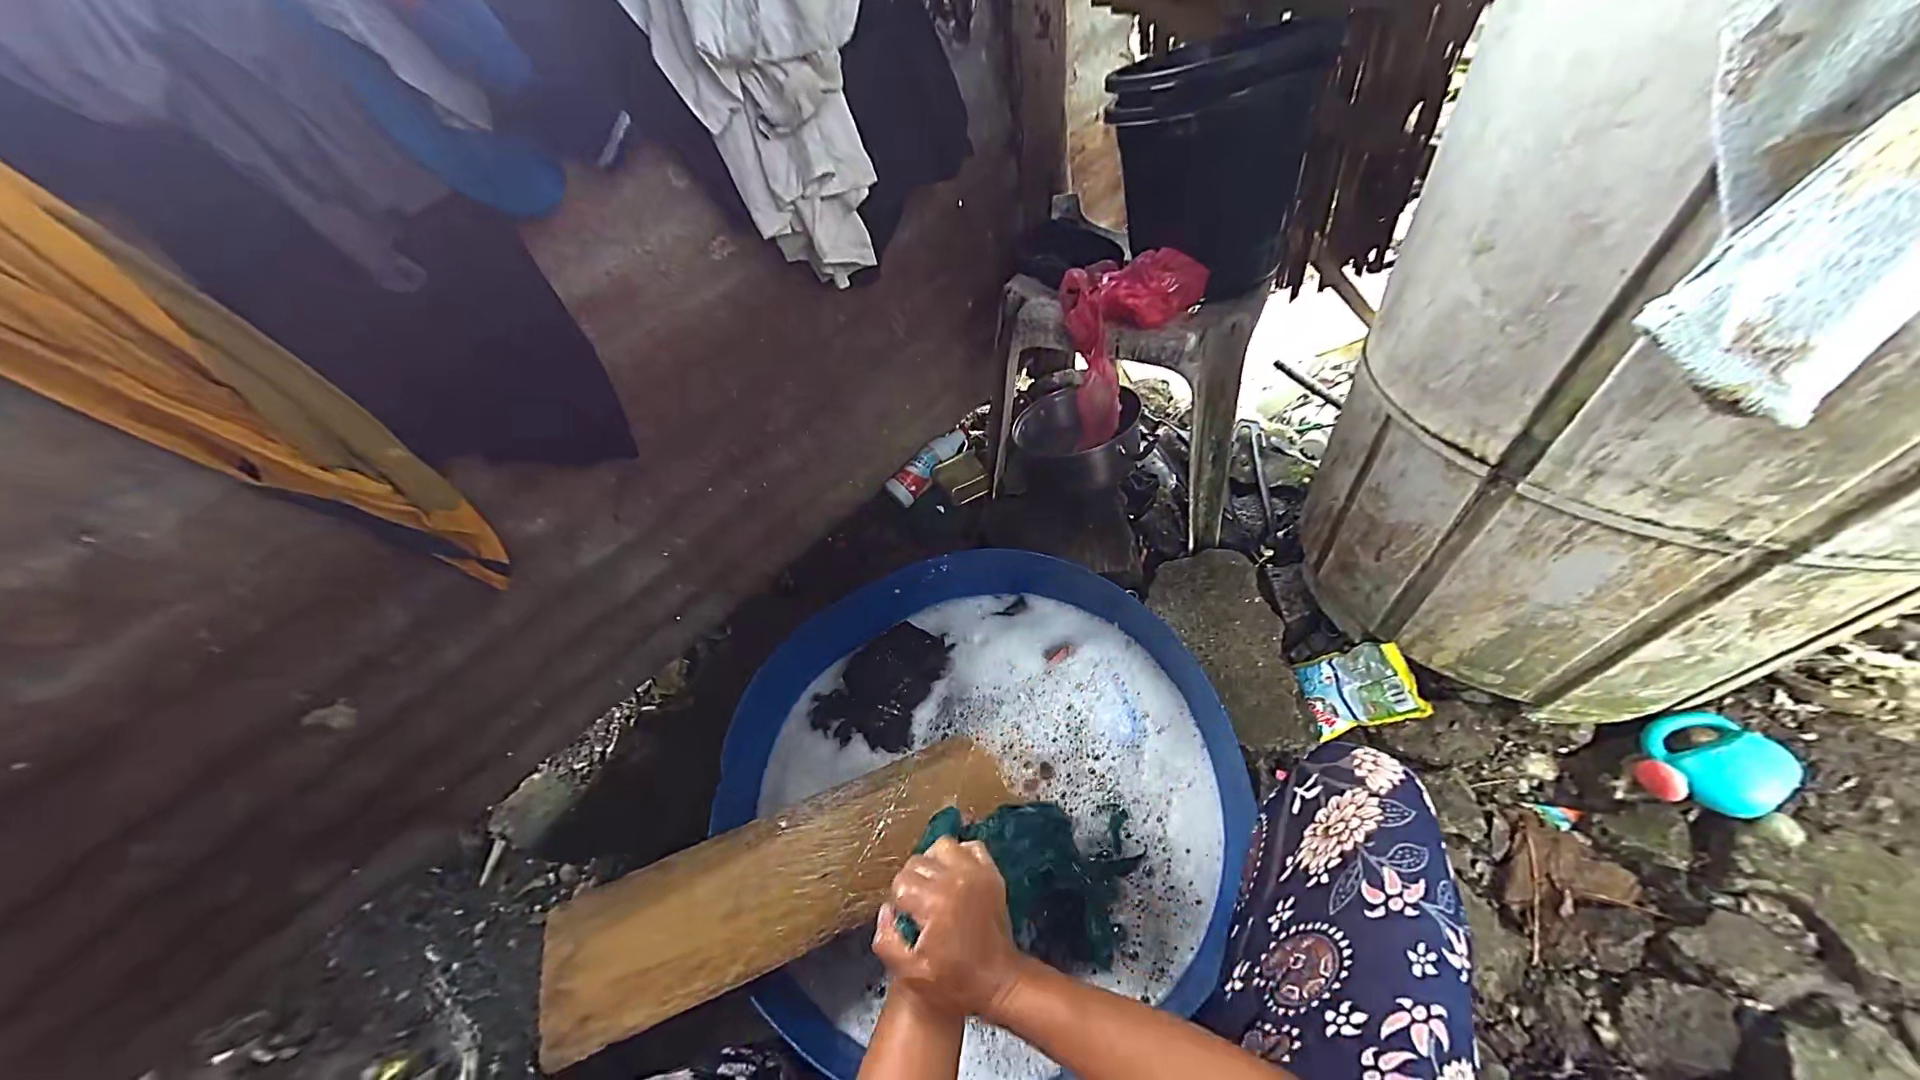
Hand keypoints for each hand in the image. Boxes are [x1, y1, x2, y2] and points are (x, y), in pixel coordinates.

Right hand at [871, 836, 1027, 1018]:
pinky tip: (956, 874)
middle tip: (919, 906)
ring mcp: (976, 872)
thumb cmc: (955, 982)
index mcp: (933, 902)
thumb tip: (886, 910)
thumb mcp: (912, 974)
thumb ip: (887, 941)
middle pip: (917, 862)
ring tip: (935, 884)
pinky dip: (960, 855)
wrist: (1000, 982)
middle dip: (911, 882)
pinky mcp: (991, 873)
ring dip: (933, 862)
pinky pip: (970, 847)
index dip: (898, 903)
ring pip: (942, 846)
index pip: (900, 883)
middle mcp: (954, 878)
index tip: (907, 920)